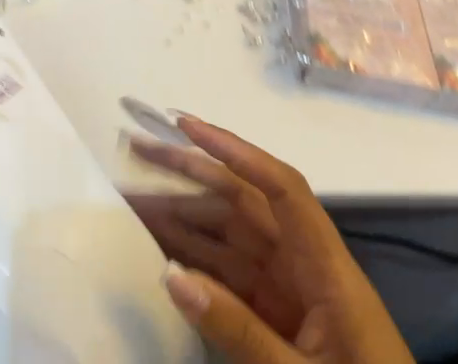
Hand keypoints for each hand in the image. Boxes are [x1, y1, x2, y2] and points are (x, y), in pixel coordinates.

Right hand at [123, 115, 413, 363]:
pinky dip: (188, 255)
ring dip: (179, 214)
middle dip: (190, 172)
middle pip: (244, 204)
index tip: (183, 126)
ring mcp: (290, 295)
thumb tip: (170, 275)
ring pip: (227, 236)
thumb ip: (240, 330)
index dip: (235, 151)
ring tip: (128, 198)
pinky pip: (225, 273)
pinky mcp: (276, 320)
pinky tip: (154, 245)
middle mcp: (307, 270)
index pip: (282, 191)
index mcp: (329, 274)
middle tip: (136, 150)